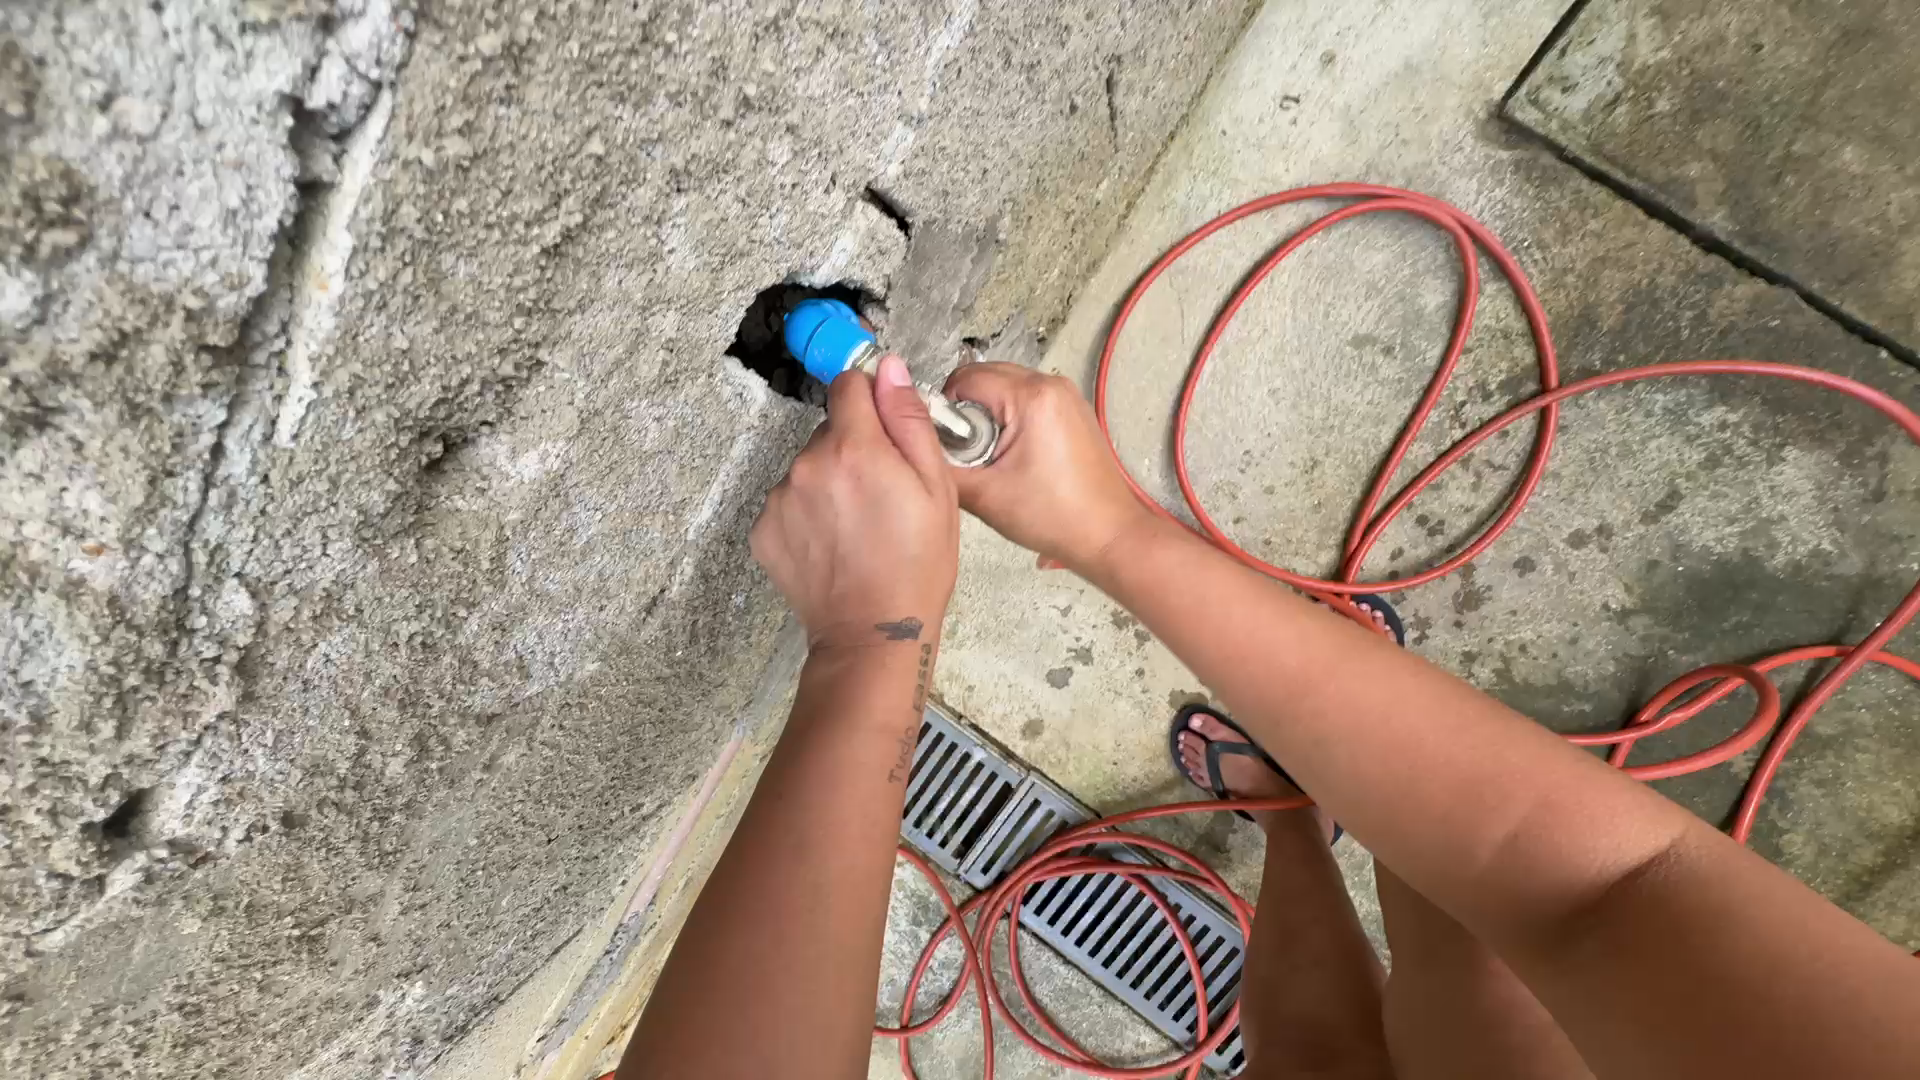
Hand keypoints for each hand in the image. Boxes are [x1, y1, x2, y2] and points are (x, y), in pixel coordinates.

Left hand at [751, 355, 959, 650]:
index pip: (848, 385)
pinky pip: (789, 501)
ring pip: (808, 468)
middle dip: (854, 449)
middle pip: (829, 431)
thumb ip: (908, 418)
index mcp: (854, 447)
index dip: (870, 400)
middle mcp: (807, 464)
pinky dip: (808, 514)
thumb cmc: (916, 564)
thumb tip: (886, 368)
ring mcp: (780, 498)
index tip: (884, 428)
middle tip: (881, 495)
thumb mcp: (936, 487)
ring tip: (857, 526)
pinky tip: (833, 544)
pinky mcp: (764, 529)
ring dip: (829, 483)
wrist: (873, 633)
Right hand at [941, 363, 1152, 572]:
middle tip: (967, 453)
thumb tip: (915, 448)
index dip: (946, 410)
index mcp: (1032, 398)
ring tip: (990, 459)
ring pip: (1005, 389)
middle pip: (985, 377)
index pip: (965, 380)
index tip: (948, 444)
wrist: (1108, 535)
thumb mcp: (986, 496)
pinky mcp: (1072, 411)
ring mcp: (1066, 396)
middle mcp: (1052, 385)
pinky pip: (1026, 401)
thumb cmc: (1058, 518)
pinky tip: (1011, 458)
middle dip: (967, 411)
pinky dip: (1010, 421)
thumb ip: (943, 467)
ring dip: (987, 416)